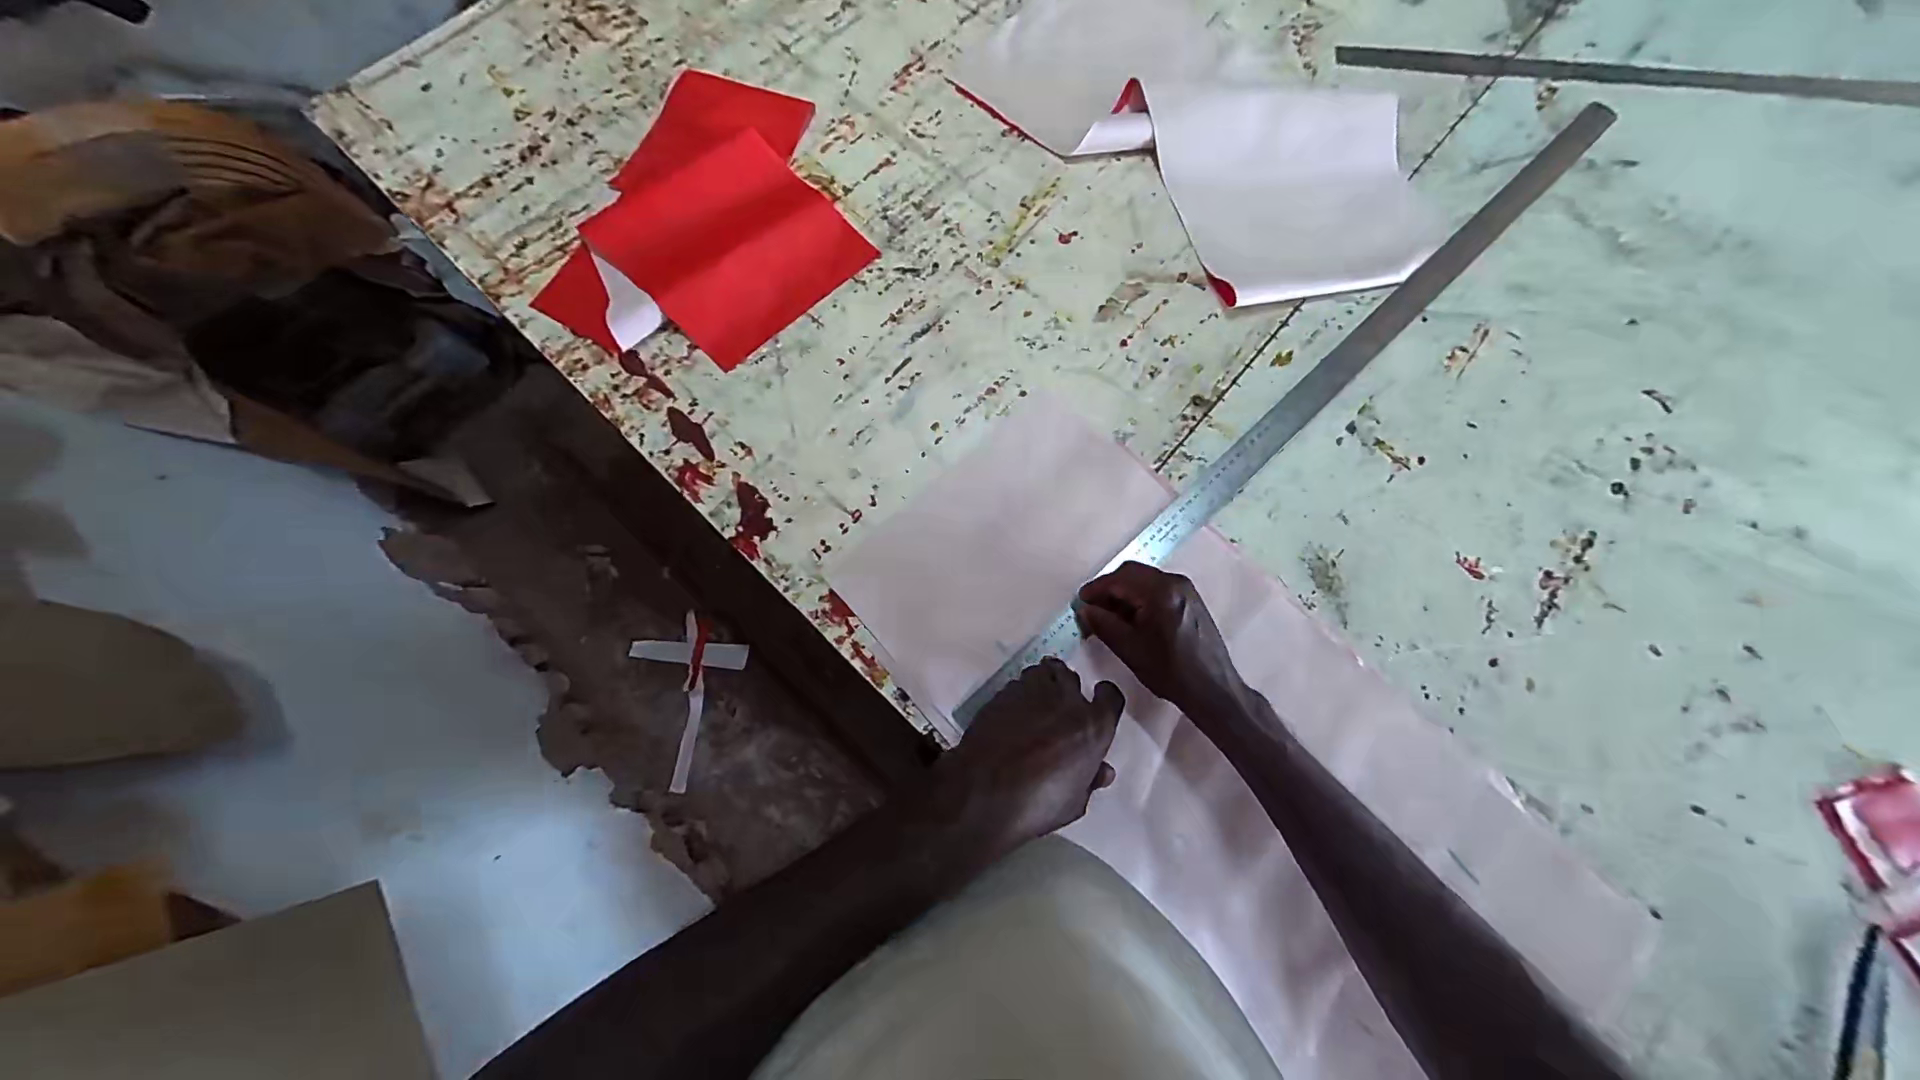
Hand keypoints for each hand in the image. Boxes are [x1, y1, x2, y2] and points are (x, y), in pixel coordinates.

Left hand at [932, 658, 1123, 849]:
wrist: (984, 792)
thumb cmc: (1036, 805)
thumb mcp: (1074, 802)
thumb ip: (1090, 779)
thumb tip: (1102, 769)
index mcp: (1093, 726)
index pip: (1110, 696)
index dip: (1104, 699)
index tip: (1098, 705)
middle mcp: (1066, 701)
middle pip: (1071, 677)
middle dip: (1068, 687)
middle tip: (1061, 706)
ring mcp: (1031, 692)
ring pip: (1043, 672)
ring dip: (1044, 684)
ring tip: (1037, 702)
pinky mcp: (1003, 693)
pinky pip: (1018, 684)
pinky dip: (1020, 694)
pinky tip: (1013, 712)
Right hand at [1077, 561, 1245, 712]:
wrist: (1212, 689)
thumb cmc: (1170, 671)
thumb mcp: (1129, 648)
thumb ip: (1103, 624)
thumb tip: (1085, 609)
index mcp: (1160, 592)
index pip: (1119, 579)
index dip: (1095, 589)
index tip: (1080, 603)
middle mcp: (1175, 583)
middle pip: (1132, 574)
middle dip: (1109, 589)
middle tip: (1092, 609)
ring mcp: (1185, 590)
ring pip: (1144, 581)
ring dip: (1124, 593)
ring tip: (1109, 617)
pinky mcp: (1190, 600)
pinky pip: (1157, 589)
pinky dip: (1140, 598)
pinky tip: (1131, 619)